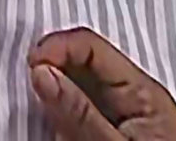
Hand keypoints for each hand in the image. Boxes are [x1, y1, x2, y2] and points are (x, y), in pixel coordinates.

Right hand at [28, 29, 175, 140]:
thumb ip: (79, 113)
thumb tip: (42, 71)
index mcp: (143, 93)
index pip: (89, 45)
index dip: (56, 48)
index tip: (31, 67)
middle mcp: (133, 99)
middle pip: (81, 63)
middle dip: (53, 73)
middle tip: (34, 94)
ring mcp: (123, 120)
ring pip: (77, 87)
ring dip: (56, 98)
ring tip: (47, 121)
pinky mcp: (112, 138)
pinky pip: (80, 112)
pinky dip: (62, 119)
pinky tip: (57, 131)